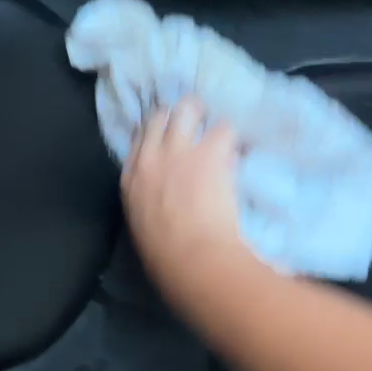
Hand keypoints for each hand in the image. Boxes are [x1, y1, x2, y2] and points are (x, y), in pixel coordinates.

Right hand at [122, 96, 250, 314]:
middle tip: (193, 119)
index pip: (138, 141)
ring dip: (202, 114)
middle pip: (158, 117)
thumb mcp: (144, 228)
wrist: (194, 260)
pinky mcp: (208, 152)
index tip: (166, 135)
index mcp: (130, 180)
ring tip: (217, 122)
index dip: (154, 134)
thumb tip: (165, 205)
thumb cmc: (168, 260)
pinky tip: (241, 143)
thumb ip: (150, 206)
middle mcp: (150, 157)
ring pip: (187, 110)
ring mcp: (178, 150)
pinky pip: (223, 129)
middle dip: (176, 115)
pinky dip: (232, 135)